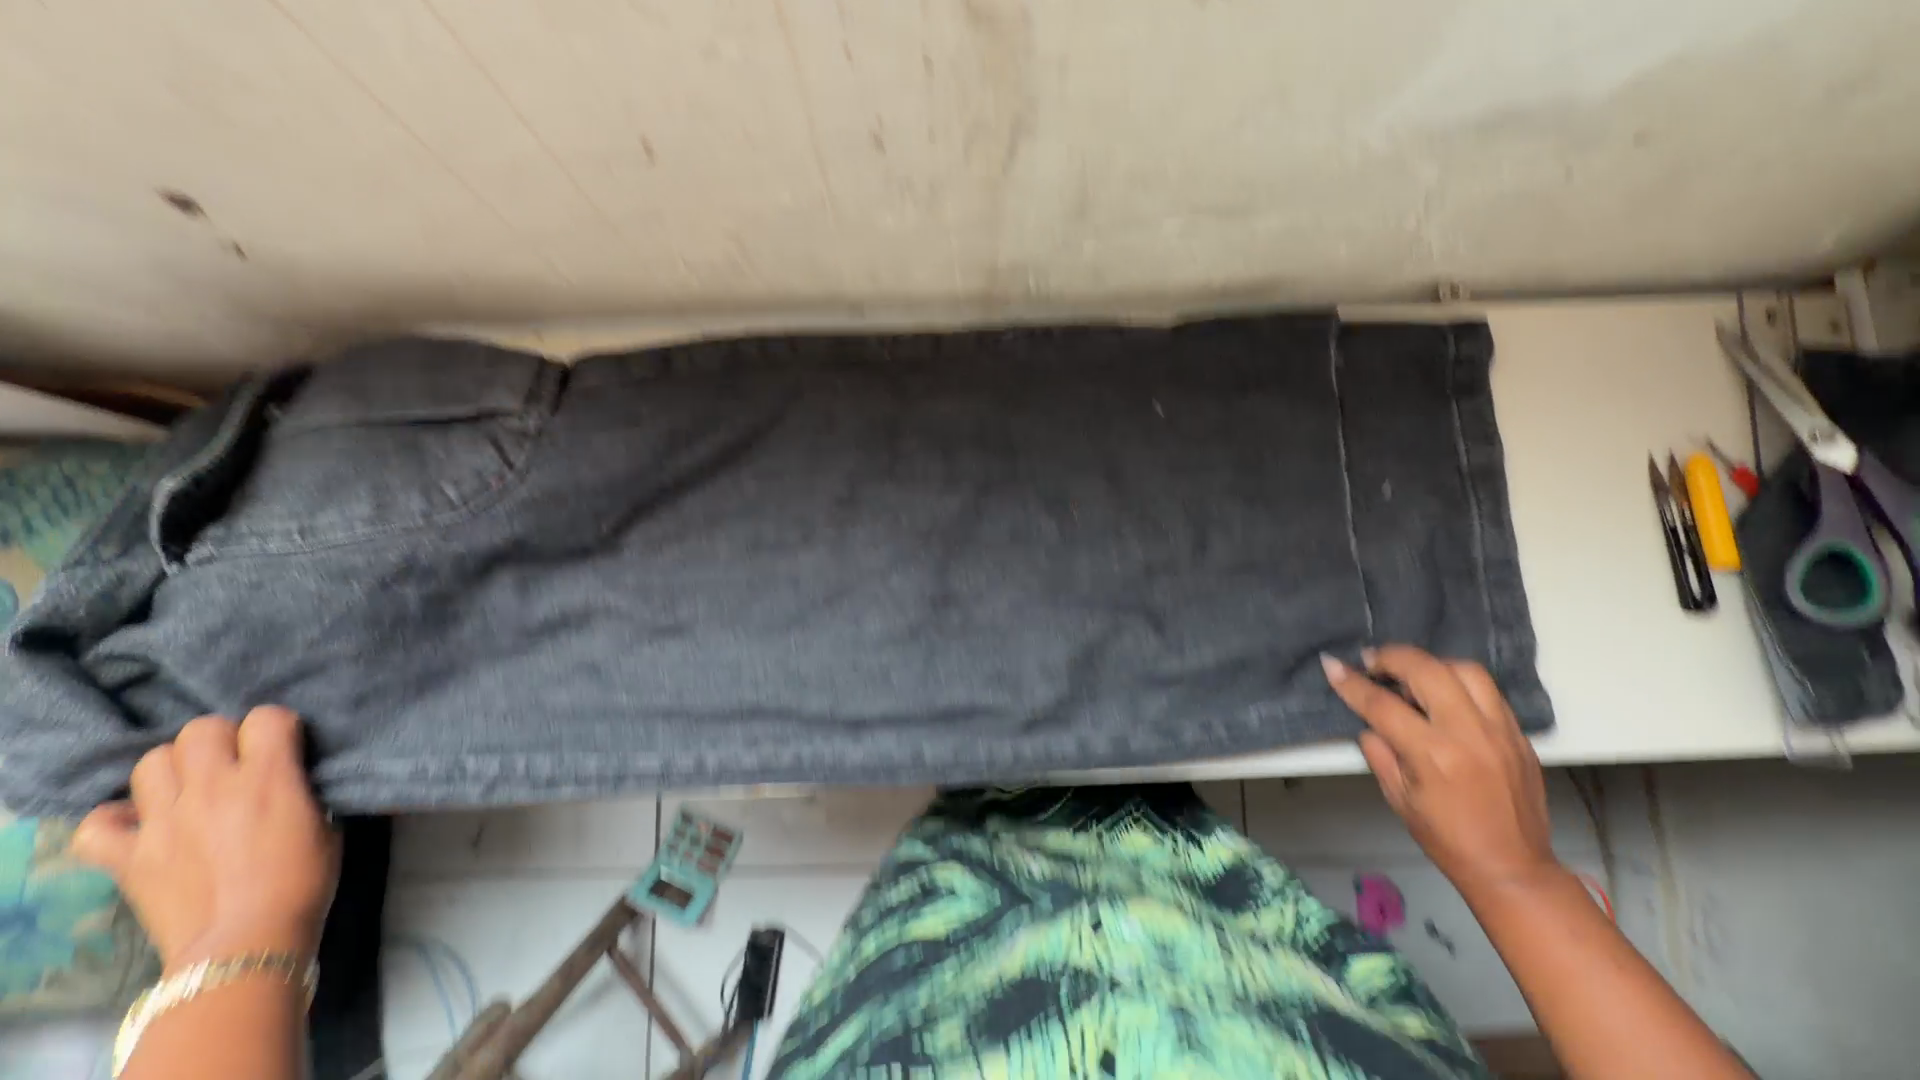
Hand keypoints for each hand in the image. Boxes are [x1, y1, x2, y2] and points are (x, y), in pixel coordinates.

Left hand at [73, 707, 339, 972]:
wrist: (248, 944)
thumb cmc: (305, 883)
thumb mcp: (326, 826)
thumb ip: (302, 793)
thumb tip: (292, 782)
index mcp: (268, 778)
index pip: (267, 718)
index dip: (278, 728)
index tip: (286, 747)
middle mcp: (211, 788)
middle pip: (200, 730)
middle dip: (220, 740)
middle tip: (234, 766)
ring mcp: (162, 821)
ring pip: (151, 763)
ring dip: (173, 771)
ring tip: (189, 792)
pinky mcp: (128, 856)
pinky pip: (97, 824)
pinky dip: (114, 821)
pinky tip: (139, 827)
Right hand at [1323, 646, 1563, 898]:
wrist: (1513, 867)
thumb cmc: (1447, 840)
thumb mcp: (1399, 799)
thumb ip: (1380, 754)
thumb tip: (1369, 724)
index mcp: (1433, 755)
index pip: (1382, 704)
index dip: (1351, 683)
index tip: (1332, 666)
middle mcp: (1468, 732)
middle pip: (1427, 670)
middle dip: (1392, 658)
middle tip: (1372, 662)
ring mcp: (1499, 730)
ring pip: (1464, 670)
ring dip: (1431, 664)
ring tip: (1411, 677)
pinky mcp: (1518, 734)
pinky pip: (1488, 691)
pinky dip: (1459, 683)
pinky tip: (1443, 696)